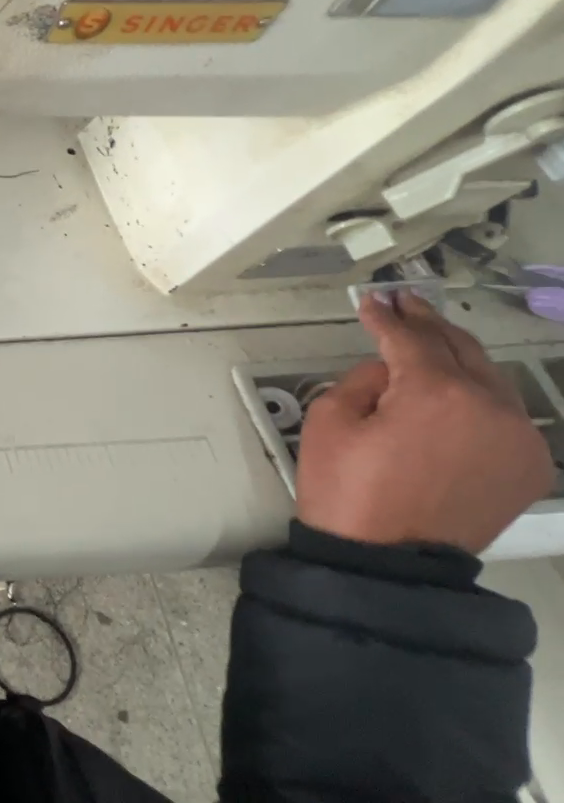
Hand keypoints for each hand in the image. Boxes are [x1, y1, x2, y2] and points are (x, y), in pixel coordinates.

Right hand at [295, 292, 553, 552]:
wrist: (388, 556)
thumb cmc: (345, 485)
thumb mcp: (329, 421)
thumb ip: (363, 381)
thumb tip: (390, 373)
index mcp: (436, 393)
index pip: (411, 340)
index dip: (388, 318)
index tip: (374, 300)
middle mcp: (491, 407)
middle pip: (463, 350)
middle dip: (431, 324)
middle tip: (407, 303)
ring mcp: (519, 438)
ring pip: (491, 380)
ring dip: (459, 357)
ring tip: (431, 341)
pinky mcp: (528, 464)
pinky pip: (504, 415)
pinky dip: (478, 396)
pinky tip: (453, 392)